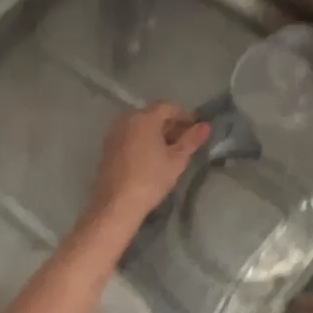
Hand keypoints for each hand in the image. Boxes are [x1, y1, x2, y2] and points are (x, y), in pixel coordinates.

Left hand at [85, 102, 209, 223]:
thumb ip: (191, 140)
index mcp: (144, 118)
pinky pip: (130, 135)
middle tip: (184, 141)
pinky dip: (142, 139)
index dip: (184, 116)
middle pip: (153, 114)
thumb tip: (205, 126)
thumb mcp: (176, 160)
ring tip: (169, 151)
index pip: (168, 107)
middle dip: (170, 124)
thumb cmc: (150, 180)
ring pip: (140, 125)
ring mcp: (114, 133)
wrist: (116, 204)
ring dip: (156, 132)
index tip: (195, 130)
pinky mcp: (107, 147)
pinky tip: (150, 157)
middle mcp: (126, 119)